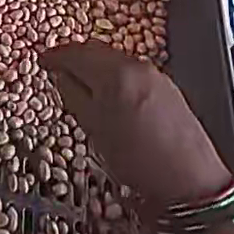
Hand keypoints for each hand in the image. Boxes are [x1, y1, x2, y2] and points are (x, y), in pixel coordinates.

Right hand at [42, 42, 232, 207]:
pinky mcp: (167, 87)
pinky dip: (113, 74)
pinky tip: (108, 92)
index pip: (75, 53)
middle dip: (74, 56)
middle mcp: (135, 66)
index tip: (42, 60)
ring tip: (79, 82)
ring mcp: (154, 75)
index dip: (55, 56)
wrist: (191, 182)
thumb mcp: (94, 128)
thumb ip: (73, 95)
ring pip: (114, 59)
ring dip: (94, 65)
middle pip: (95, 50)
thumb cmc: (137, 159)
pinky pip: (130, 71)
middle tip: (56, 68)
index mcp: (114, 74)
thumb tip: (60, 76)